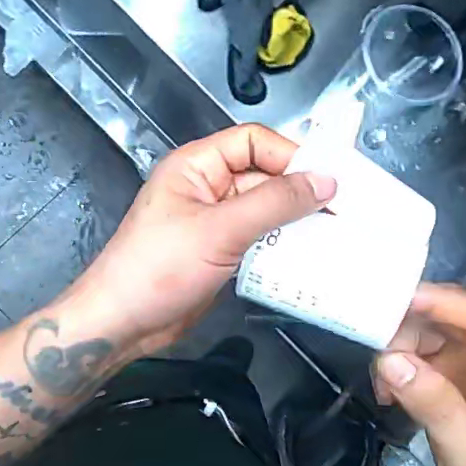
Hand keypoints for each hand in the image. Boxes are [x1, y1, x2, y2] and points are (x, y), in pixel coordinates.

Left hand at [63, 124, 334, 357]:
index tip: (326, 178)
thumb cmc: (157, 269)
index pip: (253, 141)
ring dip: (295, 222)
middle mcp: (207, 187)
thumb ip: (275, 203)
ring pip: (266, 210)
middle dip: (300, 192)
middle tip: (342, 209)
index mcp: (197, 166)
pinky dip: (282, 245)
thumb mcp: (220, 230)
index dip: (290, 155)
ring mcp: (214, 221)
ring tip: (333, 234)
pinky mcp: (221, 252)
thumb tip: (324, 181)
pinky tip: (308, 256)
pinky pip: (259, 239)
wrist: (123, 324)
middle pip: (264, 176)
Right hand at [374, 283, 465, 465]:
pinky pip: (429, 356)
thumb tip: (388, 357)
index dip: (442, 302)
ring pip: (438, 335)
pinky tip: (388, 390)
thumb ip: (432, 402)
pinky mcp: (464, 380)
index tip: (397, 297)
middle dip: (414, 324)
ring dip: (405, 346)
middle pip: (457, 320)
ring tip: (381, 377)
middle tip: (374, 338)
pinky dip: (405, 365)